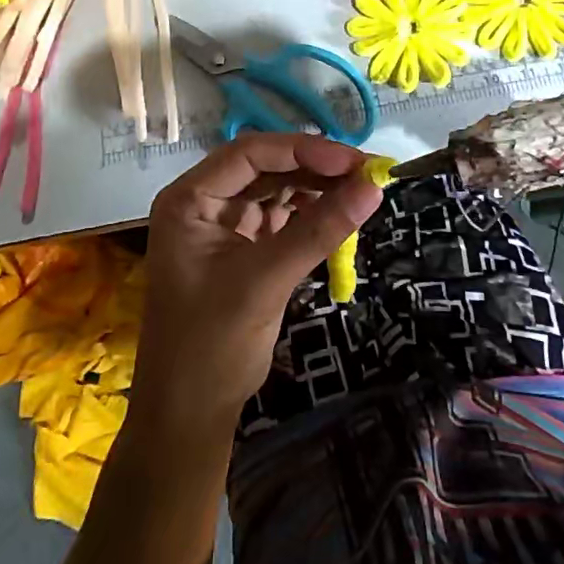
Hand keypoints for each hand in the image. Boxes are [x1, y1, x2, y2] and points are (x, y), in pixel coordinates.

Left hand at [139, 133, 383, 422]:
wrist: (190, 412)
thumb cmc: (212, 344)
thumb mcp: (266, 281)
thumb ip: (320, 230)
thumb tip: (373, 186)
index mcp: (190, 200)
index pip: (249, 154)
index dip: (302, 150)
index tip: (351, 161)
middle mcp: (205, 203)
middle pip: (266, 167)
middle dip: (315, 167)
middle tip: (367, 173)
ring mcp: (225, 226)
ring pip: (278, 189)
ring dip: (318, 188)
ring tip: (362, 190)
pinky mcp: (245, 248)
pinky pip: (284, 217)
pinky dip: (313, 214)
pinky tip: (341, 214)